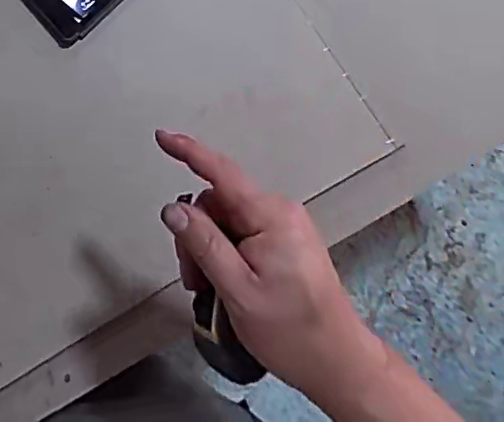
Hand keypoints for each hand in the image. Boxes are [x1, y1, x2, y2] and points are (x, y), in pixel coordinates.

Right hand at [155, 131, 376, 395]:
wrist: (340, 365)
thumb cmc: (297, 335)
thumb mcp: (239, 292)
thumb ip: (203, 245)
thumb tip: (173, 209)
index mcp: (272, 216)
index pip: (220, 173)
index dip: (187, 151)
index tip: (163, 137)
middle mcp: (279, 211)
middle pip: (216, 203)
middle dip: (196, 234)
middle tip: (194, 275)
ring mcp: (284, 224)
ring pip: (224, 219)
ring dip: (209, 248)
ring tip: (213, 286)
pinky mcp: (283, 238)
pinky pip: (239, 230)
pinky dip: (224, 252)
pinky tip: (226, 280)